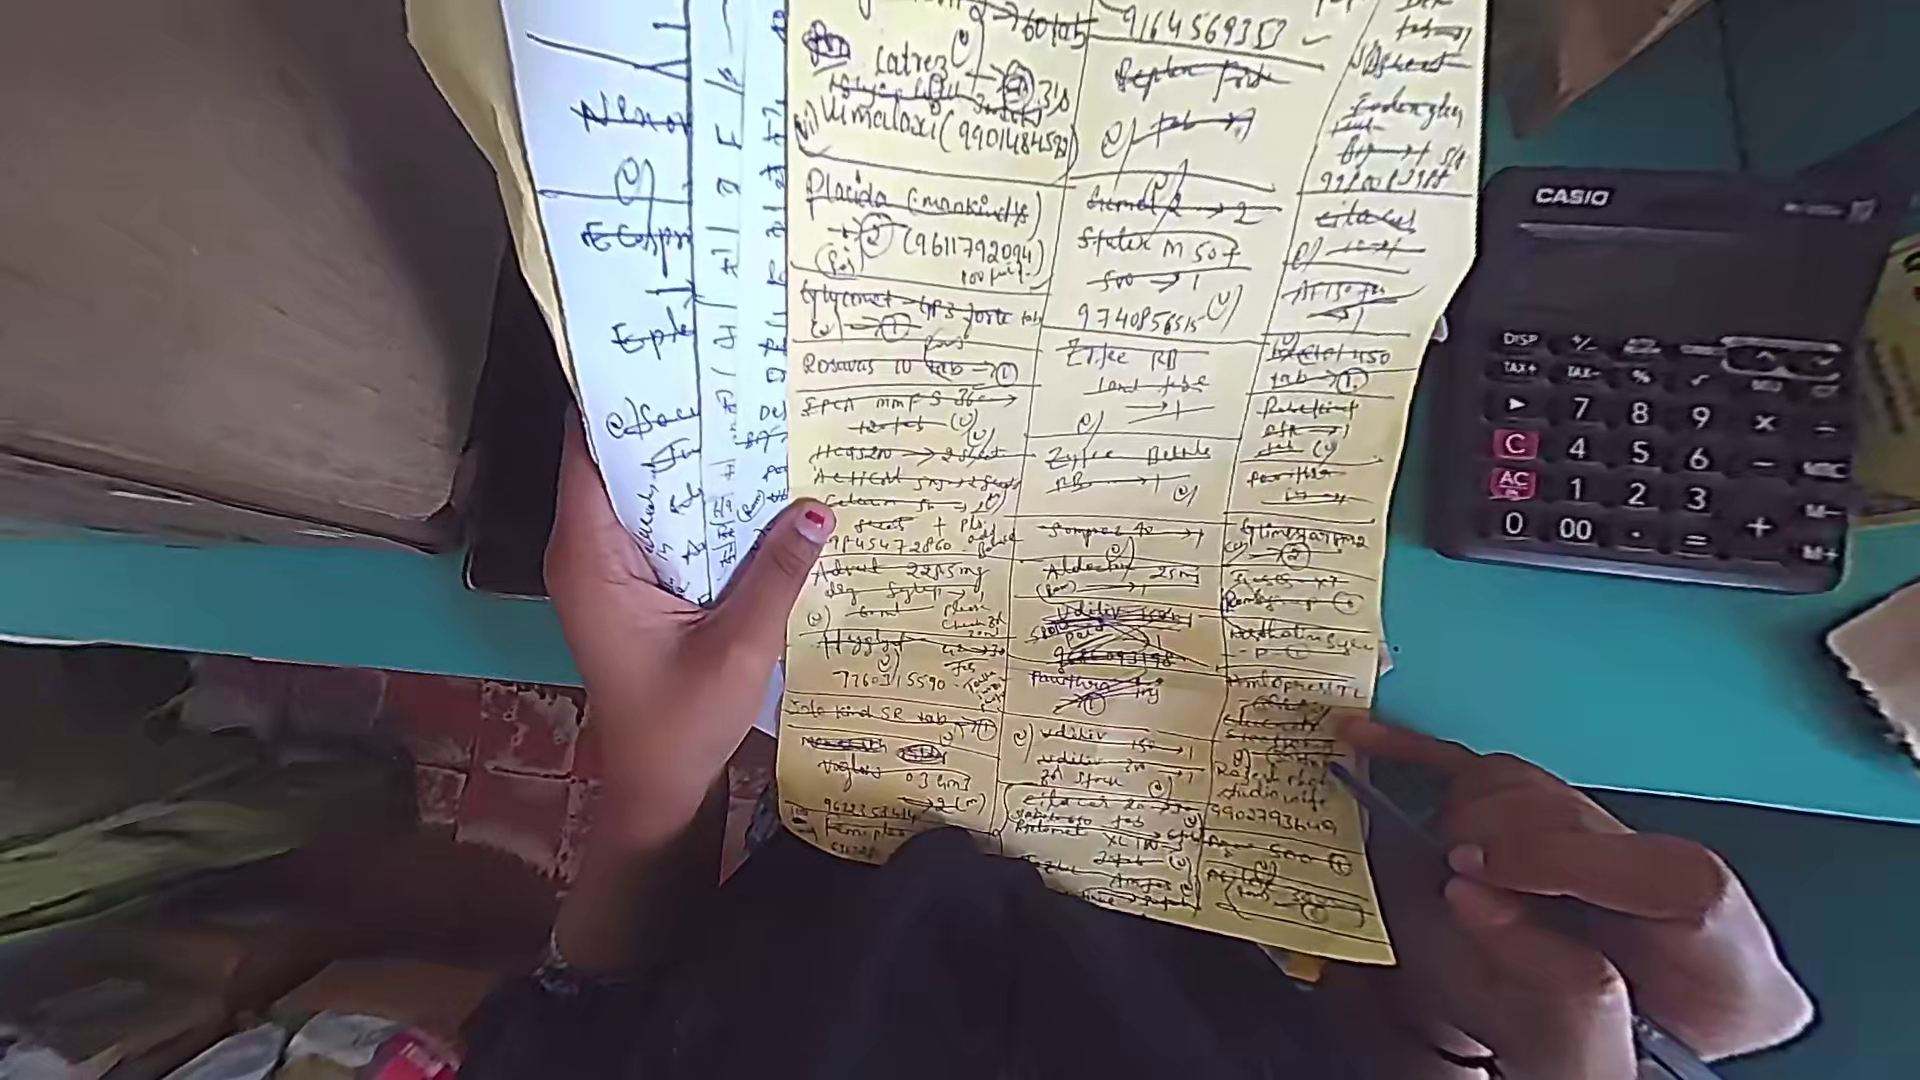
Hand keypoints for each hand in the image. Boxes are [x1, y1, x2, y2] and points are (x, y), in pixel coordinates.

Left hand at [545, 413, 832, 845]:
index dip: (627, 402)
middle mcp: (597, 551)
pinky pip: (676, 528)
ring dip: (702, 469)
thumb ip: (777, 574)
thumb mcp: (738, 645)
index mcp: (594, 556)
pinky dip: (711, 509)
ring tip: (758, 428)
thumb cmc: (683, 719)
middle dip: (681, 427)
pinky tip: (759, 494)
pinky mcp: (645, 584)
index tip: (679, 362)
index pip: (592, 453)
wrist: (662, 779)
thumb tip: (818, 508)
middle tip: (741, 387)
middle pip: (629, 466)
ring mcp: (620, 568)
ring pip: (658, 496)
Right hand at [1332, 716, 1812, 1078]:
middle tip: (1451, 870)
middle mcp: (1663, 890)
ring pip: (1526, 783)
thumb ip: (1559, 1006)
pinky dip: (1413, 750)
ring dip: (1461, 808)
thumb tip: (1479, 900)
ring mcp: (1590, 837)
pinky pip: (1470, 763)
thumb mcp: (1565, 1063)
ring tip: (1439, 854)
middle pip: (1586, 820)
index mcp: (1718, 970)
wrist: (1495, 1023)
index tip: (1479, 877)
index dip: (1572, 863)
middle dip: (1500, 839)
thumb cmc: (1539, 1048)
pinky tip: (1370, 741)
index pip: (1684, 883)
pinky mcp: (1525, 807)